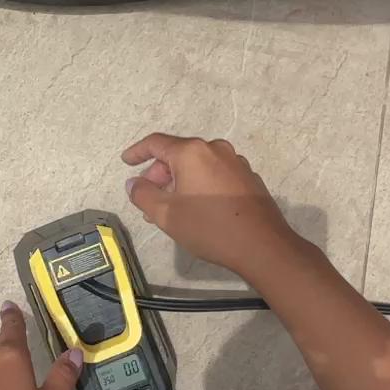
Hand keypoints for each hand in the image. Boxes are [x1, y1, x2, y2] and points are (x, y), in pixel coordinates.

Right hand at [122, 133, 308, 281]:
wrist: (263, 246)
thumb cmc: (209, 227)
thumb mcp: (166, 214)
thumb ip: (143, 194)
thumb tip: (133, 183)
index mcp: (192, 152)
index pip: (156, 144)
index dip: (137, 152)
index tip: (126, 162)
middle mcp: (215, 149)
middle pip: (177, 155)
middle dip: (159, 175)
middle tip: (149, 199)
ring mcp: (235, 162)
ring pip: (197, 166)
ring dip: (179, 182)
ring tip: (171, 208)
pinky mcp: (248, 178)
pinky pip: (214, 174)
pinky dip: (199, 185)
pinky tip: (197, 209)